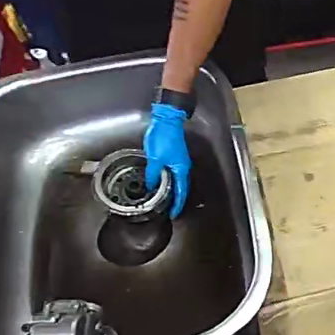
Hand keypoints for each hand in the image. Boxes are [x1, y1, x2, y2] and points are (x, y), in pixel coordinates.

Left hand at [142, 103, 190, 217]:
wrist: (167, 120)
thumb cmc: (163, 138)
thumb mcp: (155, 158)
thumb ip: (153, 174)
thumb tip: (150, 186)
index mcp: (180, 170)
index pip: (181, 192)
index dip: (177, 205)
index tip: (173, 214)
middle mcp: (183, 167)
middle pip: (181, 188)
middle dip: (176, 200)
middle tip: (168, 210)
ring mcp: (180, 161)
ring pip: (177, 181)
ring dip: (172, 191)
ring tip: (164, 199)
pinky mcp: (175, 156)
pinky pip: (174, 173)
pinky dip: (170, 181)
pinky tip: (162, 182)